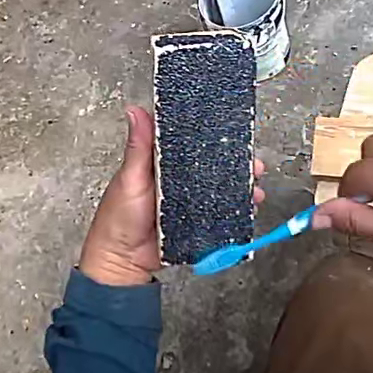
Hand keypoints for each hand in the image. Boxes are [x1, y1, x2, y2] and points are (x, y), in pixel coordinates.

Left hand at [79, 107, 265, 286]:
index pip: (190, 143)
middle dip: (236, 162)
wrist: (122, 261)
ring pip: (220, 188)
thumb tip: (136, 112)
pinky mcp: (196, 222)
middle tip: (252, 162)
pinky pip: (220, 213)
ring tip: (254, 185)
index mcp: (161, 163)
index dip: (211, 136)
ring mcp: (189, 201)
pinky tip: (248, 206)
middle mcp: (178, 180)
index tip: (231, 130)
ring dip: (240, 185)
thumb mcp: (130, 178)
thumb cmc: (118, 219)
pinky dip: (235, 209)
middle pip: (212, 166)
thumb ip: (138, 147)